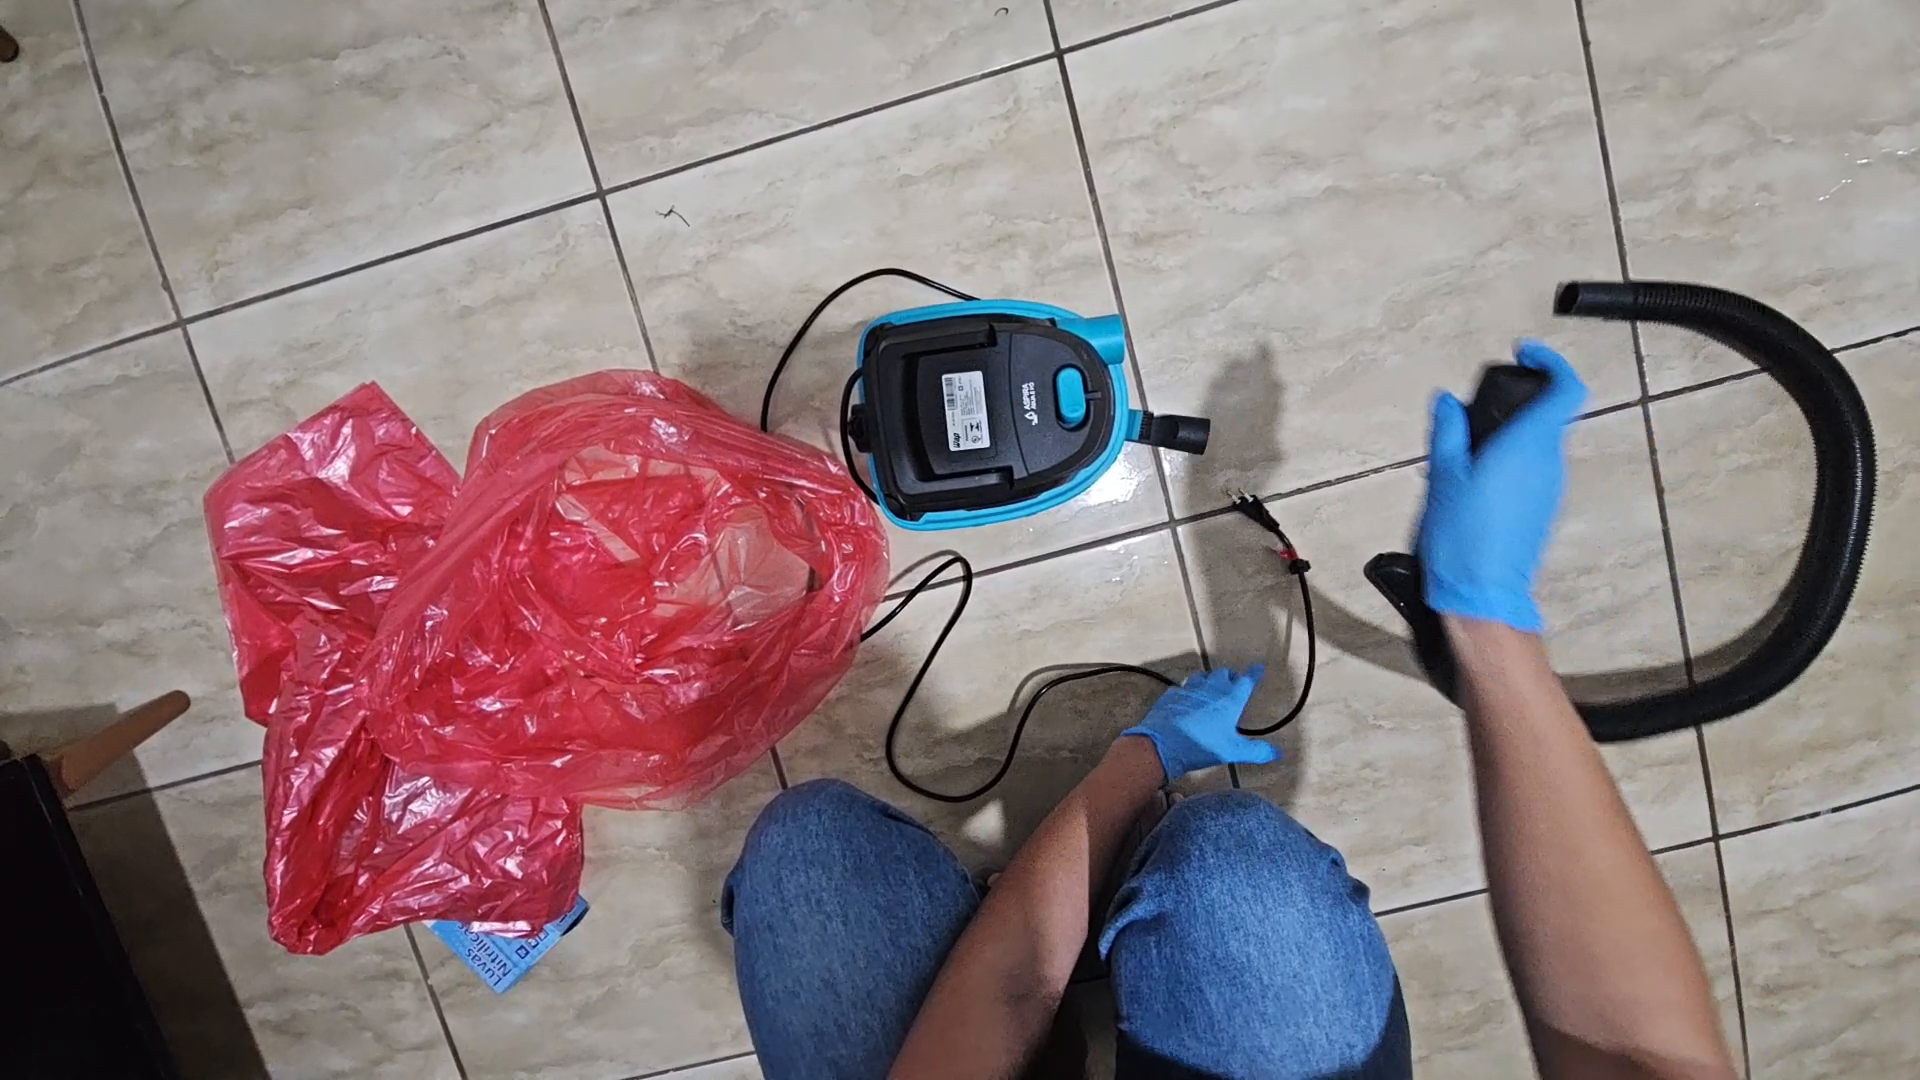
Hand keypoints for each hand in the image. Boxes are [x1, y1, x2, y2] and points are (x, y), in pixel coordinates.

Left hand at [1122, 666, 1277, 782]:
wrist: (1162, 743)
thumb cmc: (1202, 745)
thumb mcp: (1233, 752)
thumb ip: (1256, 751)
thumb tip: (1277, 752)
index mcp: (1229, 699)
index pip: (1246, 681)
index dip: (1254, 674)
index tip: (1258, 667)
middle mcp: (1210, 689)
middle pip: (1223, 673)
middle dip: (1231, 676)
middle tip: (1235, 682)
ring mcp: (1189, 689)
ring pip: (1203, 676)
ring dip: (1210, 679)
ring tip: (1213, 687)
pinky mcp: (1171, 694)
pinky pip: (1184, 687)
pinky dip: (1190, 690)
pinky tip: (1188, 698)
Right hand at [1419, 340, 1586, 633]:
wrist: (1481, 589)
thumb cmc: (1461, 532)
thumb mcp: (1443, 477)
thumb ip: (1448, 434)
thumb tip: (1447, 401)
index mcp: (1529, 446)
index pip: (1565, 389)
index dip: (1552, 362)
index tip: (1525, 353)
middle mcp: (1550, 461)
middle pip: (1547, 416)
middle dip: (1515, 404)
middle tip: (1473, 409)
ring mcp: (1550, 486)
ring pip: (1537, 443)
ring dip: (1507, 435)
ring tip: (1461, 451)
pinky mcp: (1541, 506)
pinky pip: (1530, 468)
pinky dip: (1507, 460)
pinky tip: (1471, 480)